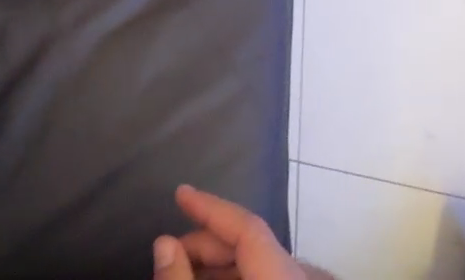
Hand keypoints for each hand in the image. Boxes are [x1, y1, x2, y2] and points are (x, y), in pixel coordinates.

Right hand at [152, 185, 306, 279]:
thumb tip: (163, 243)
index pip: (248, 227)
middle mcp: (301, 276)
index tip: (180, 193)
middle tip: (170, 253)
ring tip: (184, 271)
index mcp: (283, 275)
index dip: (211, 206)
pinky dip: (239, 278)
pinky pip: (269, 279)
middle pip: (253, 245)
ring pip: (260, 265)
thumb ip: (181, 279)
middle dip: (208, 244)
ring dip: (220, 265)